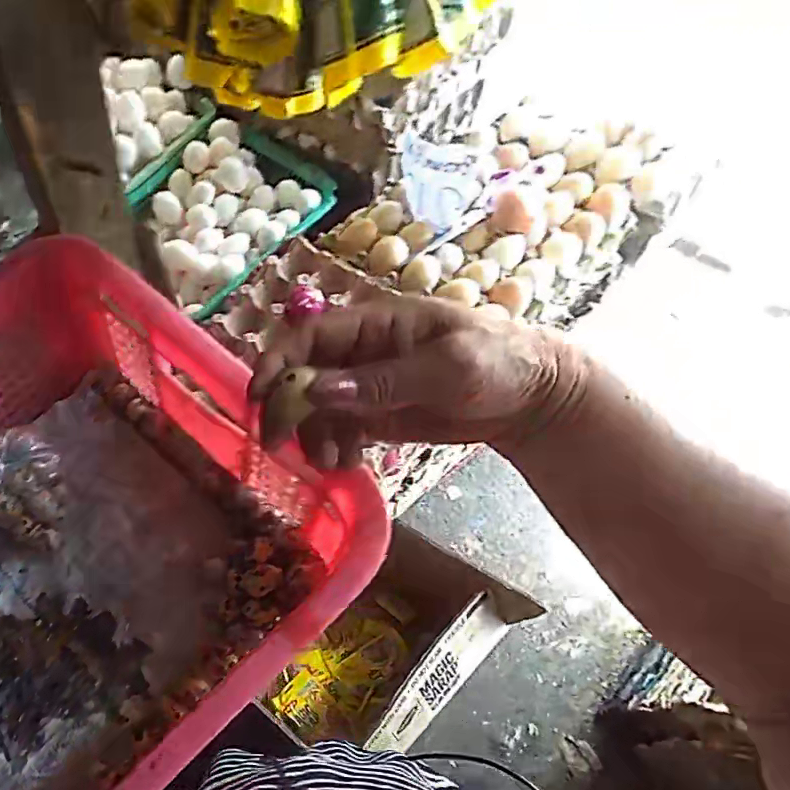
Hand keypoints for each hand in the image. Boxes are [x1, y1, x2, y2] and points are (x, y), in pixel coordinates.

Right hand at [247, 297, 587, 468]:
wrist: (531, 399)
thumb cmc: (497, 363)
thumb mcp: (446, 368)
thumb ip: (382, 381)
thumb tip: (318, 391)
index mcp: (372, 325)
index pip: (308, 338)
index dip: (276, 363)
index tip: (258, 397)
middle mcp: (358, 355)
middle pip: (301, 378)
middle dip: (285, 410)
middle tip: (277, 445)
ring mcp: (363, 387)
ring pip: (314, 411)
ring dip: (311, 438)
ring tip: (331, 462)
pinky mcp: (371, 417)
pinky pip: (336, 433)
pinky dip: (333, 450)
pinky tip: (347, 464)